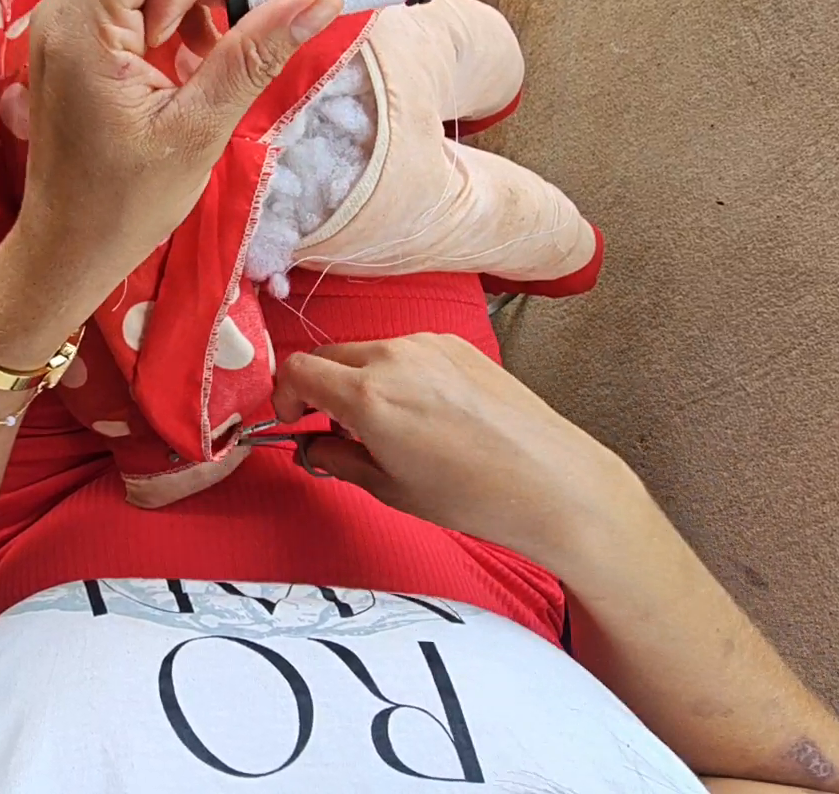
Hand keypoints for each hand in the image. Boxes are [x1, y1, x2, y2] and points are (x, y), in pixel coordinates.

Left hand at [16, 0, 344, 313]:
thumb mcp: (199, 130)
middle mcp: (64, 12)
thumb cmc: (124, 205)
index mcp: (83, 29)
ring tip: (230, 40)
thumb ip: (254, 55)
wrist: (69, 248)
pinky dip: (177, 8)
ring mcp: (66, 26)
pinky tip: (200, 54)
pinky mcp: (78, 43)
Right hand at [272, 333, 649, 572]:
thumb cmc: (472, 496)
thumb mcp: (388, 488)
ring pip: (365, 352)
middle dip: (319, 387)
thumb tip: (311, 445)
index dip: (283, 394)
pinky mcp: (455, 343)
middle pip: (326, 356)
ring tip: (389, 422)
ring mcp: (426, 345)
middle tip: (336, 426)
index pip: (296, 370)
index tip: (293, 417)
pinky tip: (425, 410)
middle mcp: (391, 357)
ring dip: (358, 379)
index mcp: (367, 395)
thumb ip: (334, 458)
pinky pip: (404, 351)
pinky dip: (395, 373)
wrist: (555, 484)